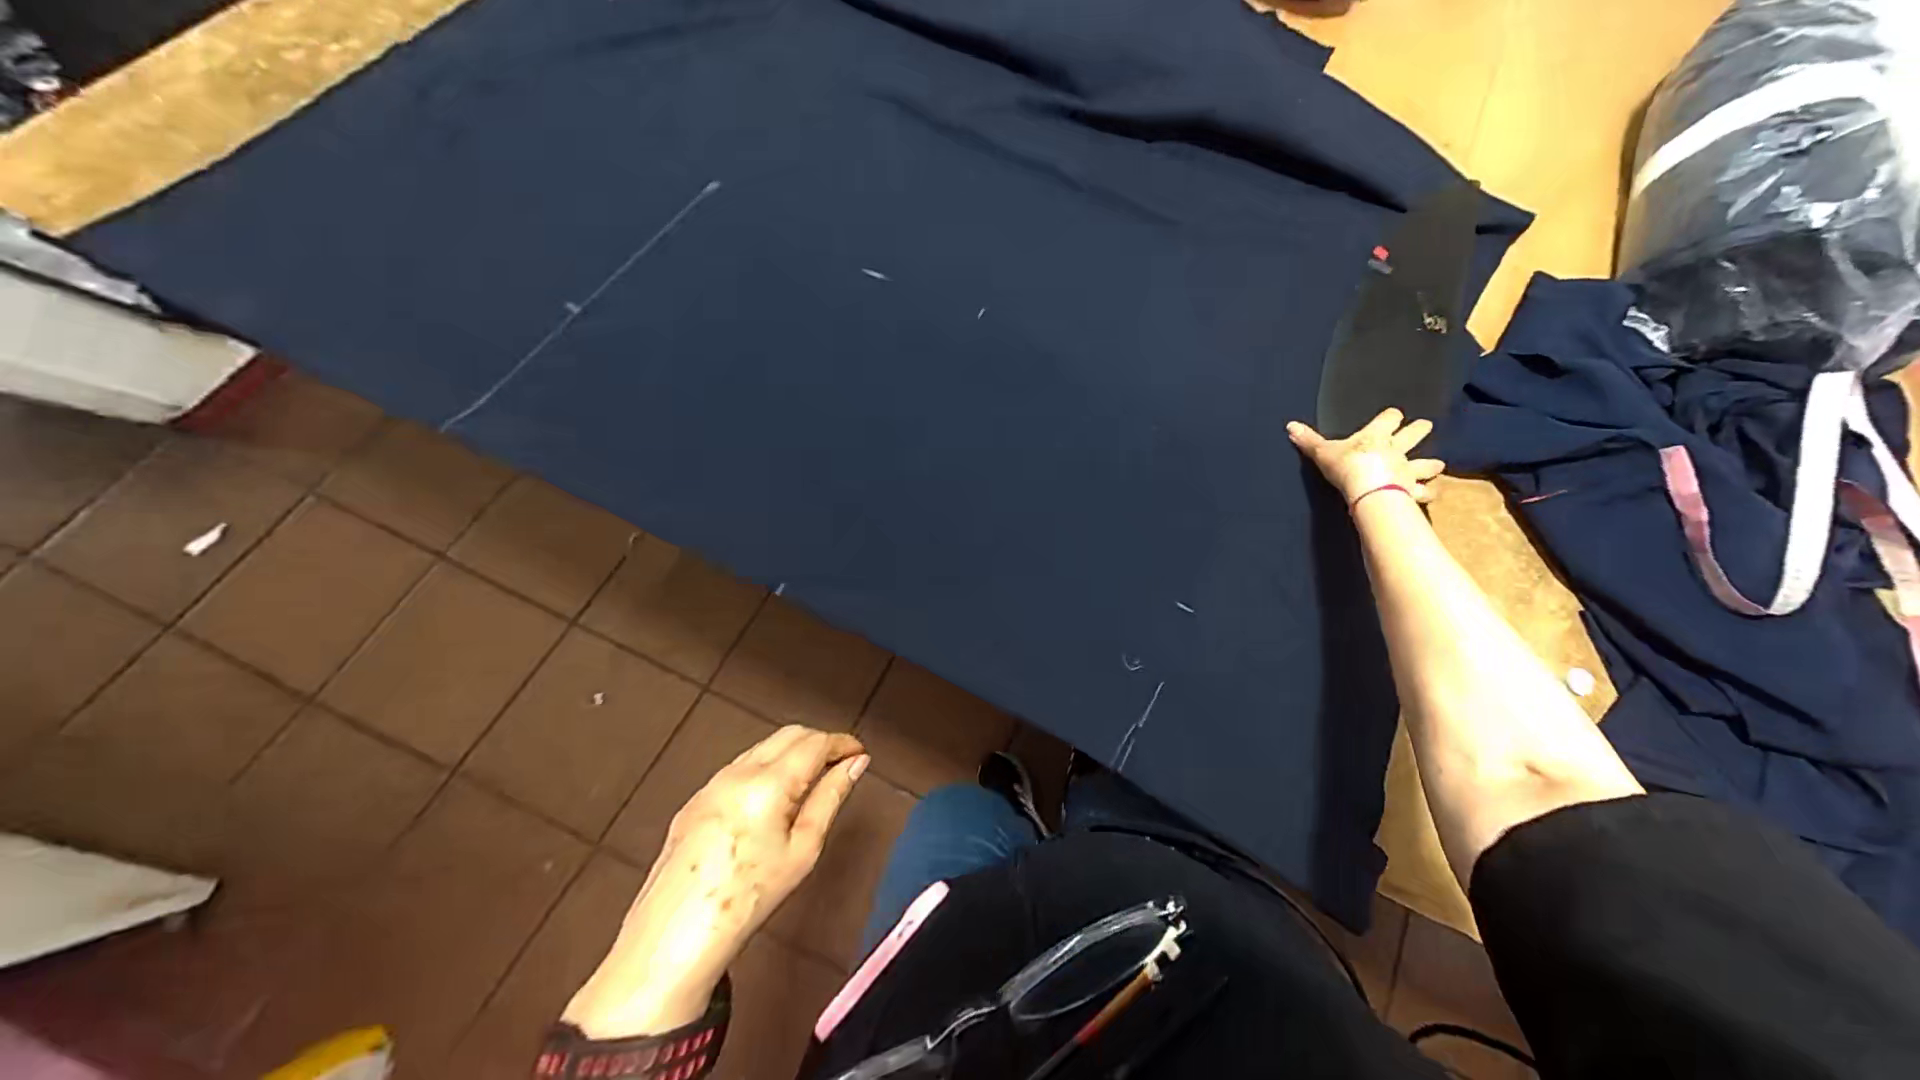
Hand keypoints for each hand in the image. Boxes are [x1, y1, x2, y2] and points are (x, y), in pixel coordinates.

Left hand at [564, 725, 868, 1037]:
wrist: (676, 936)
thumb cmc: (741, 901)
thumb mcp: (804, 849)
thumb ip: (831, 796)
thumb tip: (853, 767)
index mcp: (767, 784)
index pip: (815, 741)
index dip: (843, 743)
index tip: (857, 751)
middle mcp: (737, 774)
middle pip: (789, 734)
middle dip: (819, 742)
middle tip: (841, 764)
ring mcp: (712, 784)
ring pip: (763, 747)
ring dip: (791, 754)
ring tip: (810, 785)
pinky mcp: (697, 798)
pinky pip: (739, 767)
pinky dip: (765, 769)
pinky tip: (774, 801)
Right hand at [1287, 408, 1445, 505]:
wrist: (1366, 489)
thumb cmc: (1345, 466)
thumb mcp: (1323, 451)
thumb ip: (1308, 440)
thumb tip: (1290, 425)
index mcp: (1376, 436)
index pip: (1389, 418)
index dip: (1391, 417)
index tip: (1393, 416)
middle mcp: (1396, 449)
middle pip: (1414, 434)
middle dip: (1419, 430)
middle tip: (1425, 426)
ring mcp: (1407, 469)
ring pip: (1425, 464)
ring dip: (1431, 464)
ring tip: (1437, 465)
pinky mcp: (1411, 489)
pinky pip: (1425, 492)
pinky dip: (1428, 493)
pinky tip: (1430, 493)